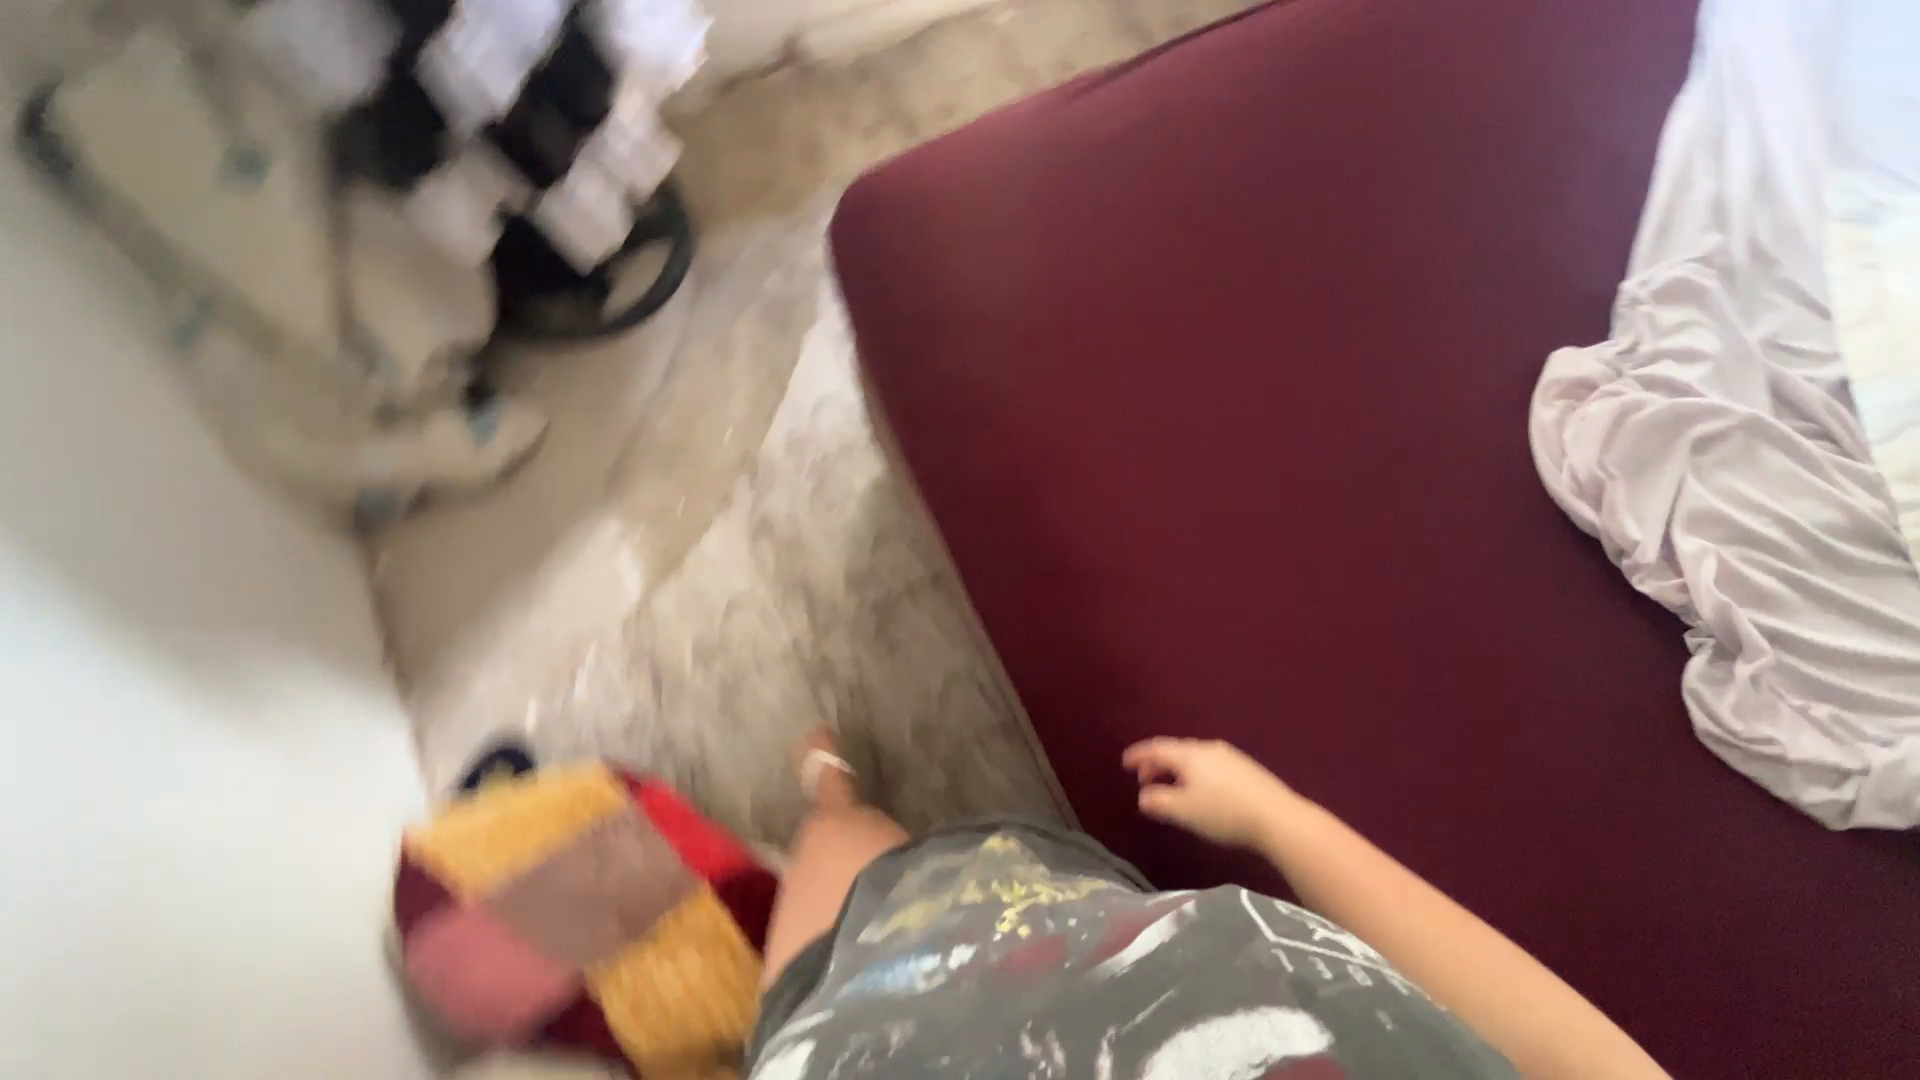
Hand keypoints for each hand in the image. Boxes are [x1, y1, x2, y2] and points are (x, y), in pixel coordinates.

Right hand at [1122, 738, 1306, 850]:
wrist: (1279, 818)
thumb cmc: (1224, 813)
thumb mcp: (1183, 812)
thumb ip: (1157, 802)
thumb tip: (1144, 796)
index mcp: (1188, 755)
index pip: (1155, 748)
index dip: (1137, 755)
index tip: (1124, 764)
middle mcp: (1207, 748)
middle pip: (1174, 751)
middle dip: (1156, 764)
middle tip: (1145, 780)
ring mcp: (1230, 756)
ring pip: (1193, 758)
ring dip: (1176, 770)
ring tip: (1172, 789)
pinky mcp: (1246, 769)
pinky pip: (1210, 765)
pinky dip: (1195, 773)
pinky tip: (1201, 791)